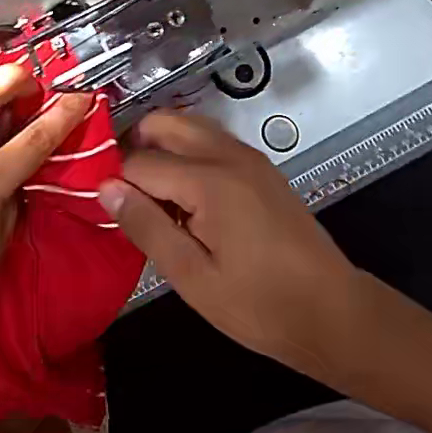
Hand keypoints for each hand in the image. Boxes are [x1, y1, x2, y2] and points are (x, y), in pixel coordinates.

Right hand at [99, 112, 363, 374]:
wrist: (331, 310)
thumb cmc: (259, 304)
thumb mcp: (192, 277)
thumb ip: (146, 226)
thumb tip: (105, 188)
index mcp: (209, 179)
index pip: (139, 161)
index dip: (113, 181)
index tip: (100, 206)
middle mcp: (228, 153)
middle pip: (164, 122)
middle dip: (134, 146)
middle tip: (122, 193)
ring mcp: (248, 156)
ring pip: (188, 125)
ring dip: (160, 147)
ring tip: (149, 196)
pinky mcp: (260, 166)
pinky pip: (211, 140)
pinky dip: (186, 153)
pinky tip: (184, 197)